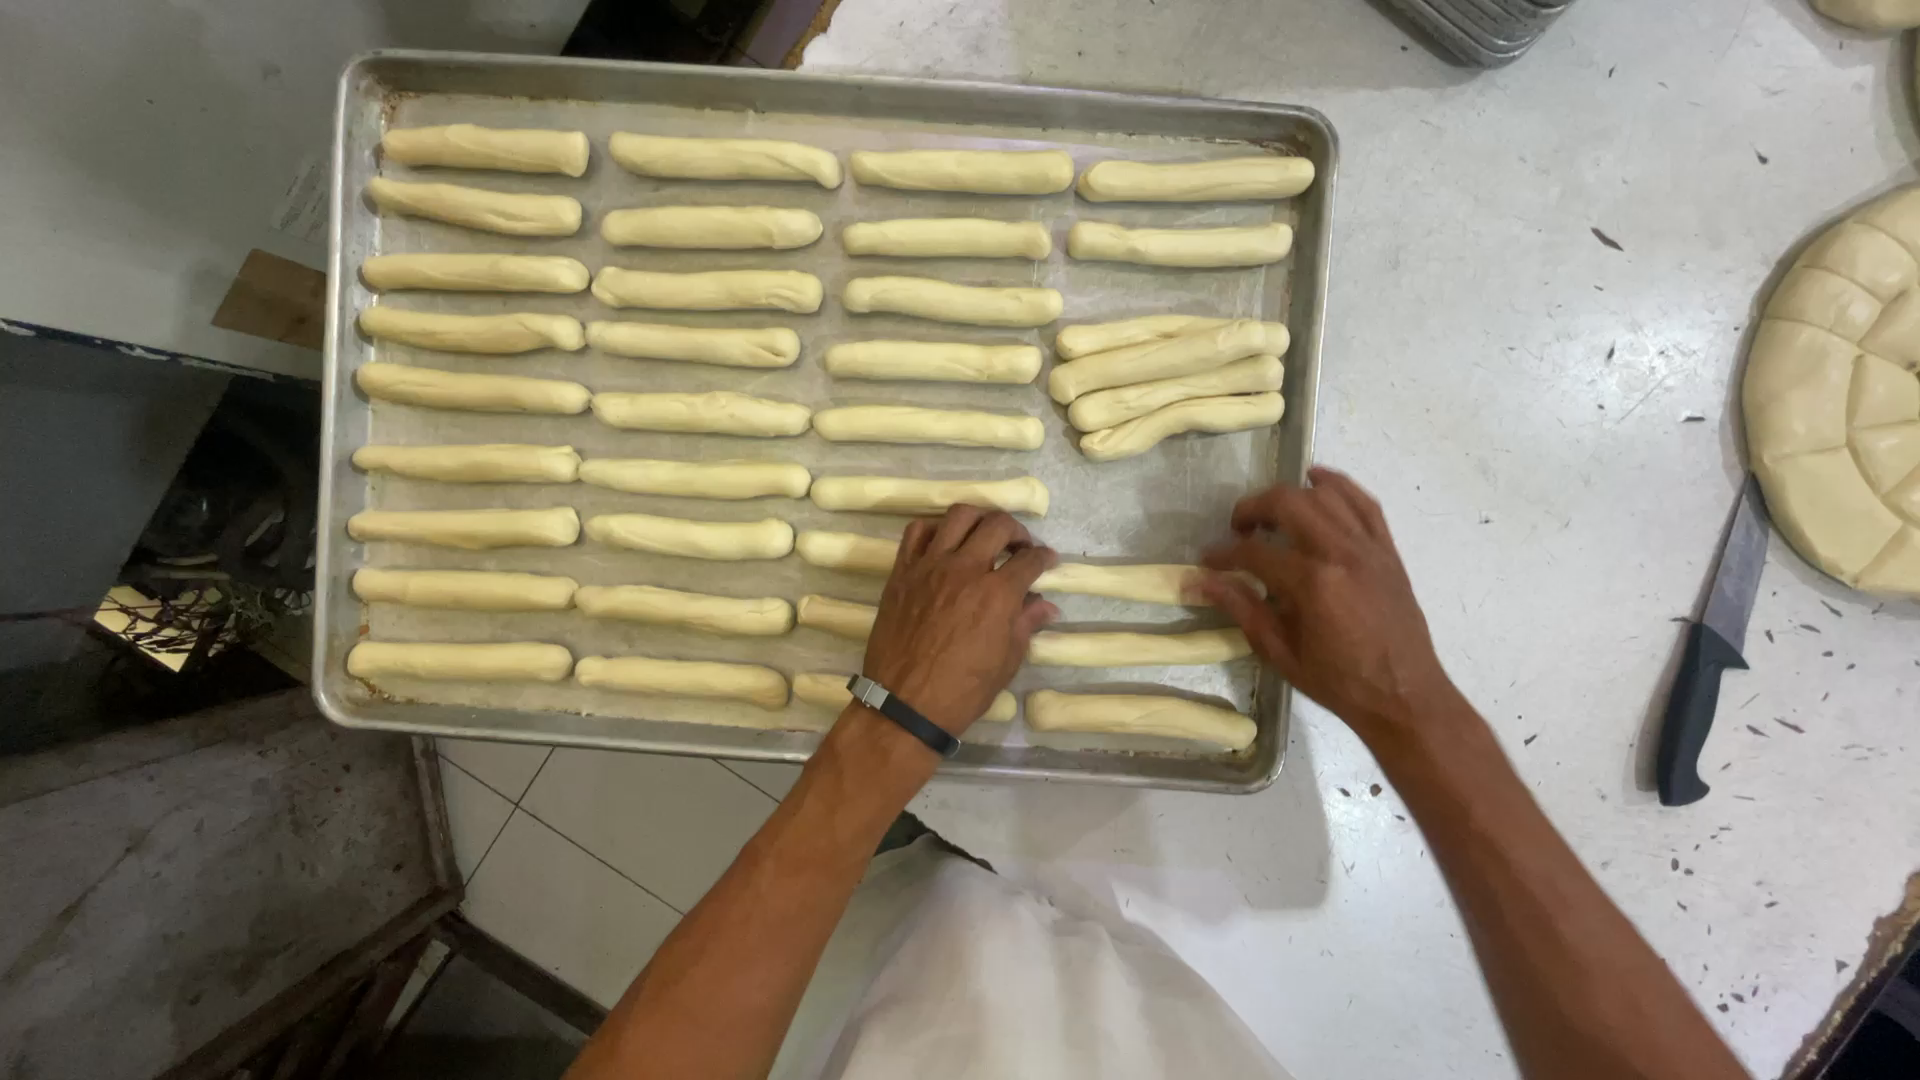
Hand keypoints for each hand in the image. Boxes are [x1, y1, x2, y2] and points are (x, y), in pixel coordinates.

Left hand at [861, 506, 1057, 736]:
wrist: (905, 705)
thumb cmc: (962, 691)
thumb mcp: (1006, 662)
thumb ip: (1026, 624)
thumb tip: (1046, 606)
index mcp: (996, 594)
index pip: (1029, 560)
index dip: (1044, 557)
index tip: (1047, 560)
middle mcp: (965, 569)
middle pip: (997, 525)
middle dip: (1017, 531)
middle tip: (1020, 546)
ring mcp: (930, 566)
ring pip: (959, 516)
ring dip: (979, 519)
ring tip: (984, 534)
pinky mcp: (903, 571)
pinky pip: (917, 532)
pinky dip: (935, 529)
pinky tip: (944, 542)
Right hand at [1201, 467, 1455, 742]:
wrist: (1405, 695)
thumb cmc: (1338, 681)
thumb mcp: (1279, 651)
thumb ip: (1240, 608)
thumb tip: (1199, 581)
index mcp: (1312, 583)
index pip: (1254, 552)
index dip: (1223, 554)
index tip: (1207, 561)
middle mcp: (1341, 553)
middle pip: (1288, 503)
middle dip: (1253, 508)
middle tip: (1238, 529)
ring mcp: (1369, 548)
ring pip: (1325, 494)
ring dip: (1291, 495)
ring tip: (1273, 514)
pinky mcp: (1387, 550)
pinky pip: (1364, 503)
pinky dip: (1338, 485)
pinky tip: (1316, 481)